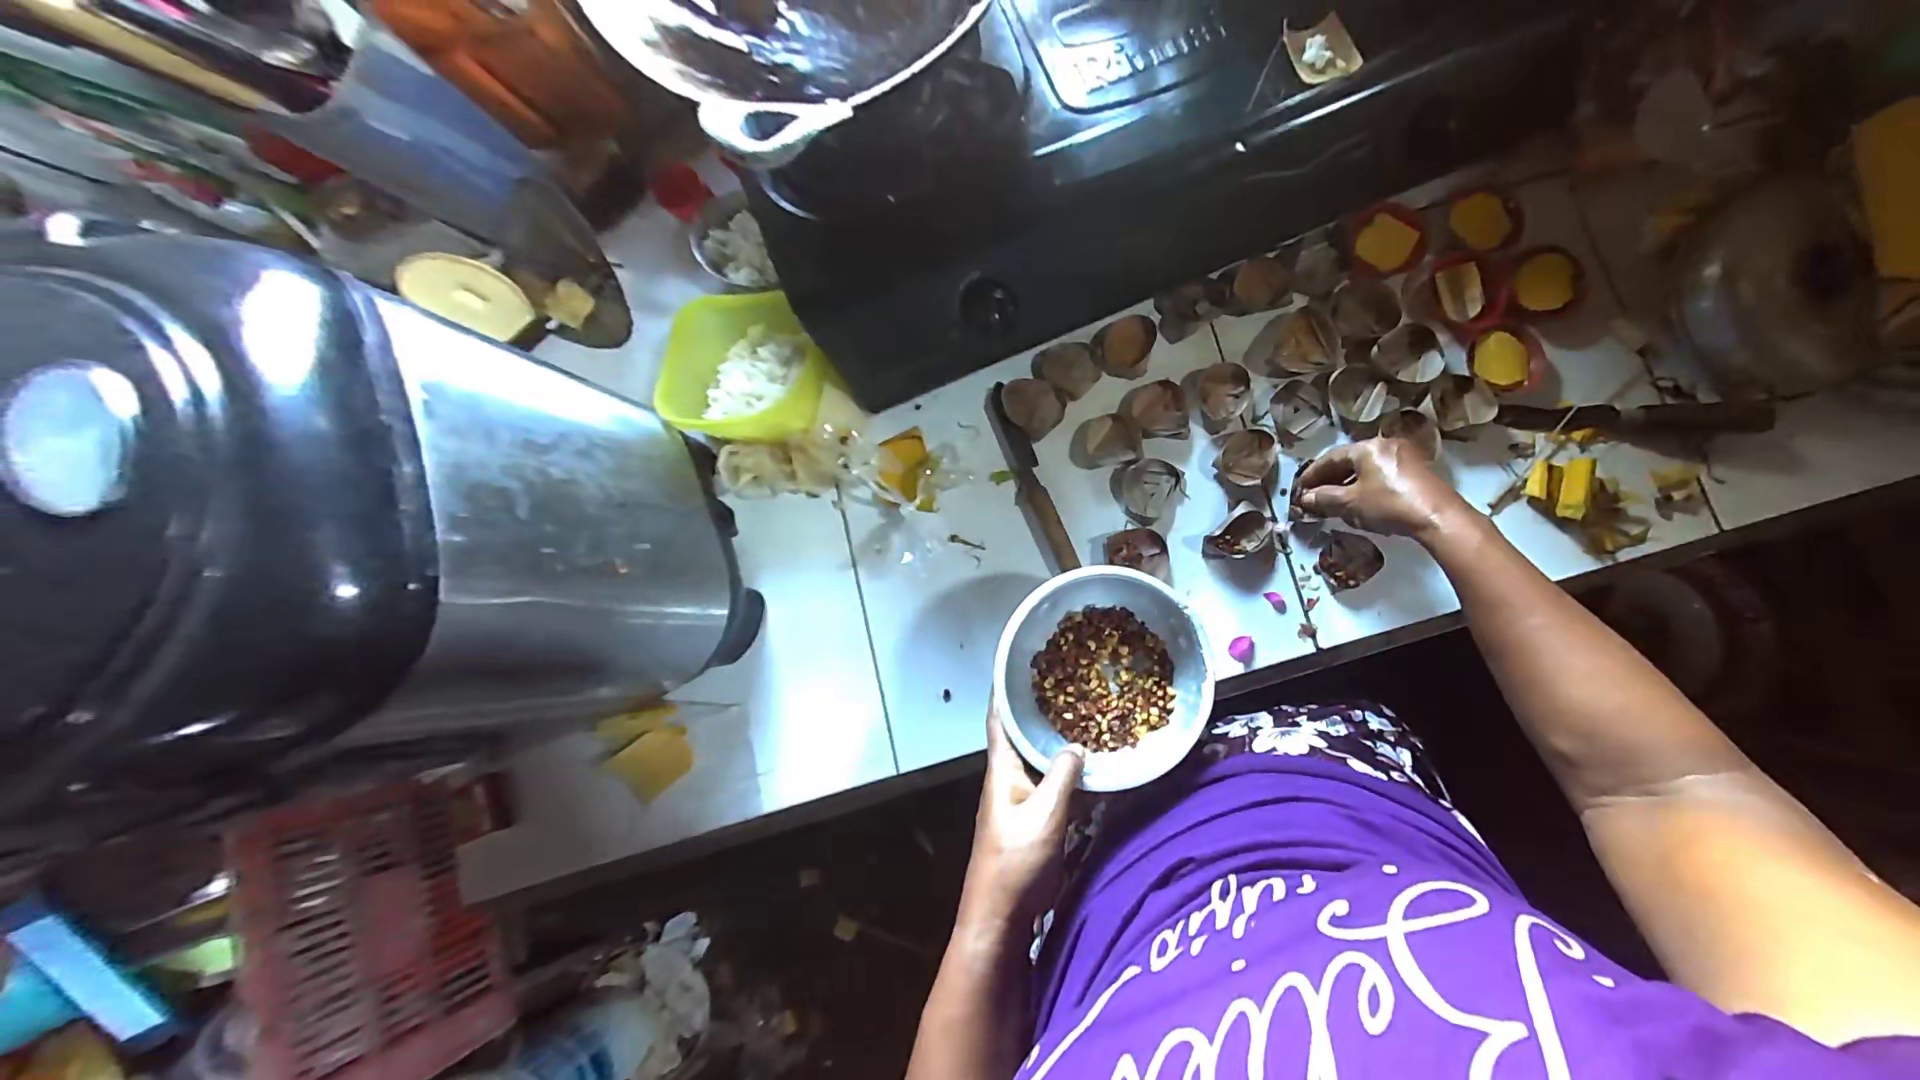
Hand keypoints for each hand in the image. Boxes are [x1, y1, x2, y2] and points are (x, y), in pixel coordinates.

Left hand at [960, 708, 1083, 930]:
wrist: (1002, 913)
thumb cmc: (1014, 861)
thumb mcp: (1043, 816)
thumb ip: (1062, 779)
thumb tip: (1077, 747)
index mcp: (1002, 768)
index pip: (999, 718)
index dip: (1005, 691)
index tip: (1018, 664)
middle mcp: (1011, 776)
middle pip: (1025, 735)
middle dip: (1044, 711)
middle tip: (1072, 686)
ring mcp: (1025, 797)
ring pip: (1046, 760)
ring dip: (1064, 744)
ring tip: (1092, 719)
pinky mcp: (1039, 817)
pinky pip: (1060, 787)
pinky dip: (1077, 777)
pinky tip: (1100, 769)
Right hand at [1294, 438, 1474, 541]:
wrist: (1438, 518)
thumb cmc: (1388, 505)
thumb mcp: (1349, 503)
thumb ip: (1323, 498)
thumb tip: (1305, 499)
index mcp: (1367, 448)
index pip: (1330, 458)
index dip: (1311, 474)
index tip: (1299, 490)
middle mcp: (1385, 446)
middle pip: (1348, 461)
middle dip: (1328, 480)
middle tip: (1313, 496)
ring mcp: (1404, 457)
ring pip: (1365, 469)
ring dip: (1345, 484)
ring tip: (1332, 501)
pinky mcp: (1415, 472)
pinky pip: (1380, 475)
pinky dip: (1363, 486)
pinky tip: (1358, 501)